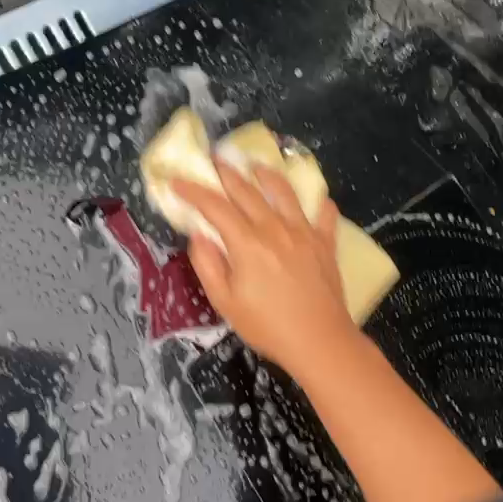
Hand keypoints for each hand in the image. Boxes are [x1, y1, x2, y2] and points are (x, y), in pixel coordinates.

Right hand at [172, 162, 362, 375]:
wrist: (320, 342)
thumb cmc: (266, 325)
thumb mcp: (224, 301)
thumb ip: (208, 264)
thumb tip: (199, 234)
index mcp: (247, 242)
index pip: (215, 207)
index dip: (194, 191)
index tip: (177, 181)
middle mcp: (275, 228)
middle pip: (247, 191)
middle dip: (226, 173)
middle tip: (214, 160)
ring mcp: (304, 233)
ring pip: (283, 193)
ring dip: (266, 175)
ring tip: (256, 166)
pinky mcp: (325, 243)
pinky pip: (323, 214)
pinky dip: (318, 203)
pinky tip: (315, 199)